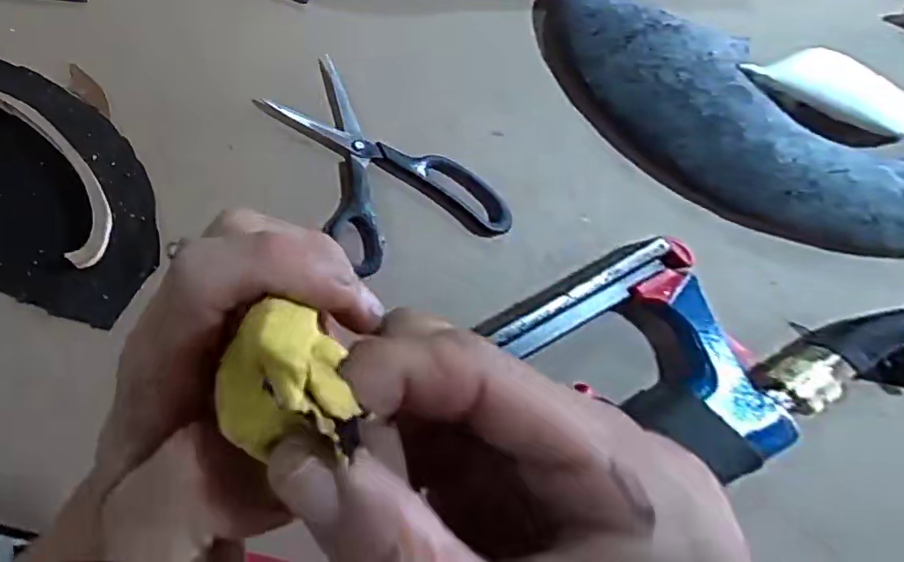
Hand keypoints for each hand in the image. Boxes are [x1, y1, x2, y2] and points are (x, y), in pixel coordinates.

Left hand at [26, 209, 382, 561]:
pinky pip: (278, 281)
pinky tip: (342, 348)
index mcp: (156, 354)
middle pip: (232, 235)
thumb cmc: (134, 523)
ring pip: (258, 247)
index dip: (275, 265)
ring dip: (316, 272)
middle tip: (362, 320)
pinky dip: (319, 295)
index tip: (353, 310)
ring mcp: (207, 316)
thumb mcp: (146, 529)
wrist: (132, 519)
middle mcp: (180, 318)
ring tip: (358, 334)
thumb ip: (191, 491)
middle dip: (304, 258)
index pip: (200, 272)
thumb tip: (278, 444)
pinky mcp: (235, 328)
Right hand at [266, 308, 750, 560]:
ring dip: (373, 427)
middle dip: (373, 393)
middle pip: (447, 364)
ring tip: (346, 480)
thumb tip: (287, 457)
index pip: (472, 361)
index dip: (385, 364)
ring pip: (431, 400)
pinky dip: (390, 460)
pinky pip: (437, 445)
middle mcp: (582, 436)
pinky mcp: (519, 491)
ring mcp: (547, 462)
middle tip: (324, 440)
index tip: (315, 396)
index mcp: (616, 459)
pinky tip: (374, 496)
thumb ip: (399, 541)